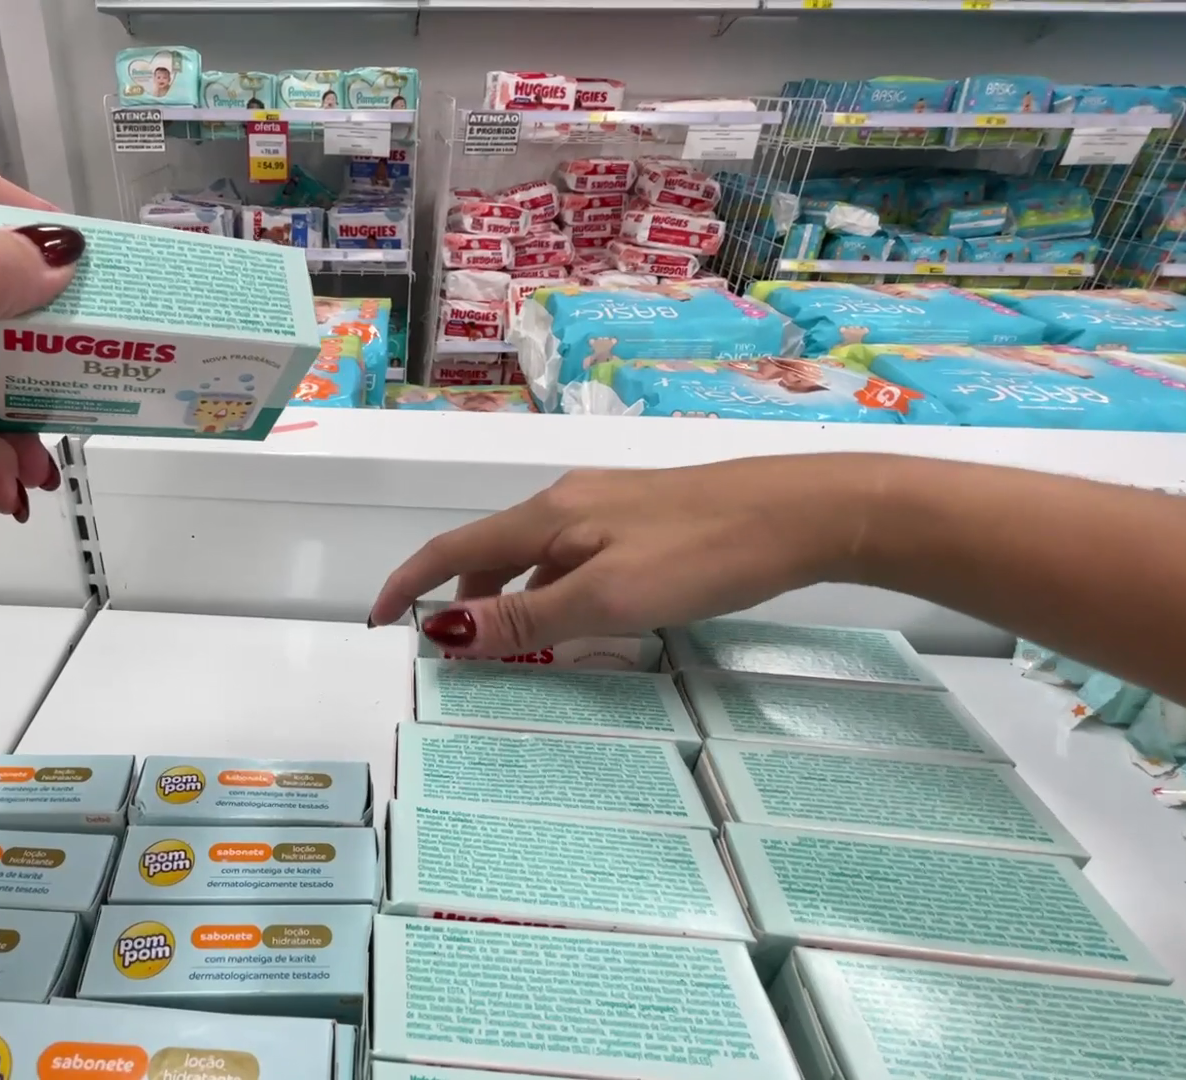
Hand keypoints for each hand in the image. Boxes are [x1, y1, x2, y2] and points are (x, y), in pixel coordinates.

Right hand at [368, 456, 882, 656]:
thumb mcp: (608, 596)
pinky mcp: (634, 520)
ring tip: (511, 648)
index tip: (379, 619)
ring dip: (506, 600)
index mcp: (547, 517)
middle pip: (488, 553)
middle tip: (455, 653)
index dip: (408, 583)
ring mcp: (602, 509)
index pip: (452, 549)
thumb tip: (445, 634)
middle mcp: (564, 505)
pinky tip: (573, 620)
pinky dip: (548, 593)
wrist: (806, 512)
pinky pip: (567, 560)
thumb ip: (526, 618)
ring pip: (530, 559)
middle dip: (459, 599)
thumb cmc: (704, 554)